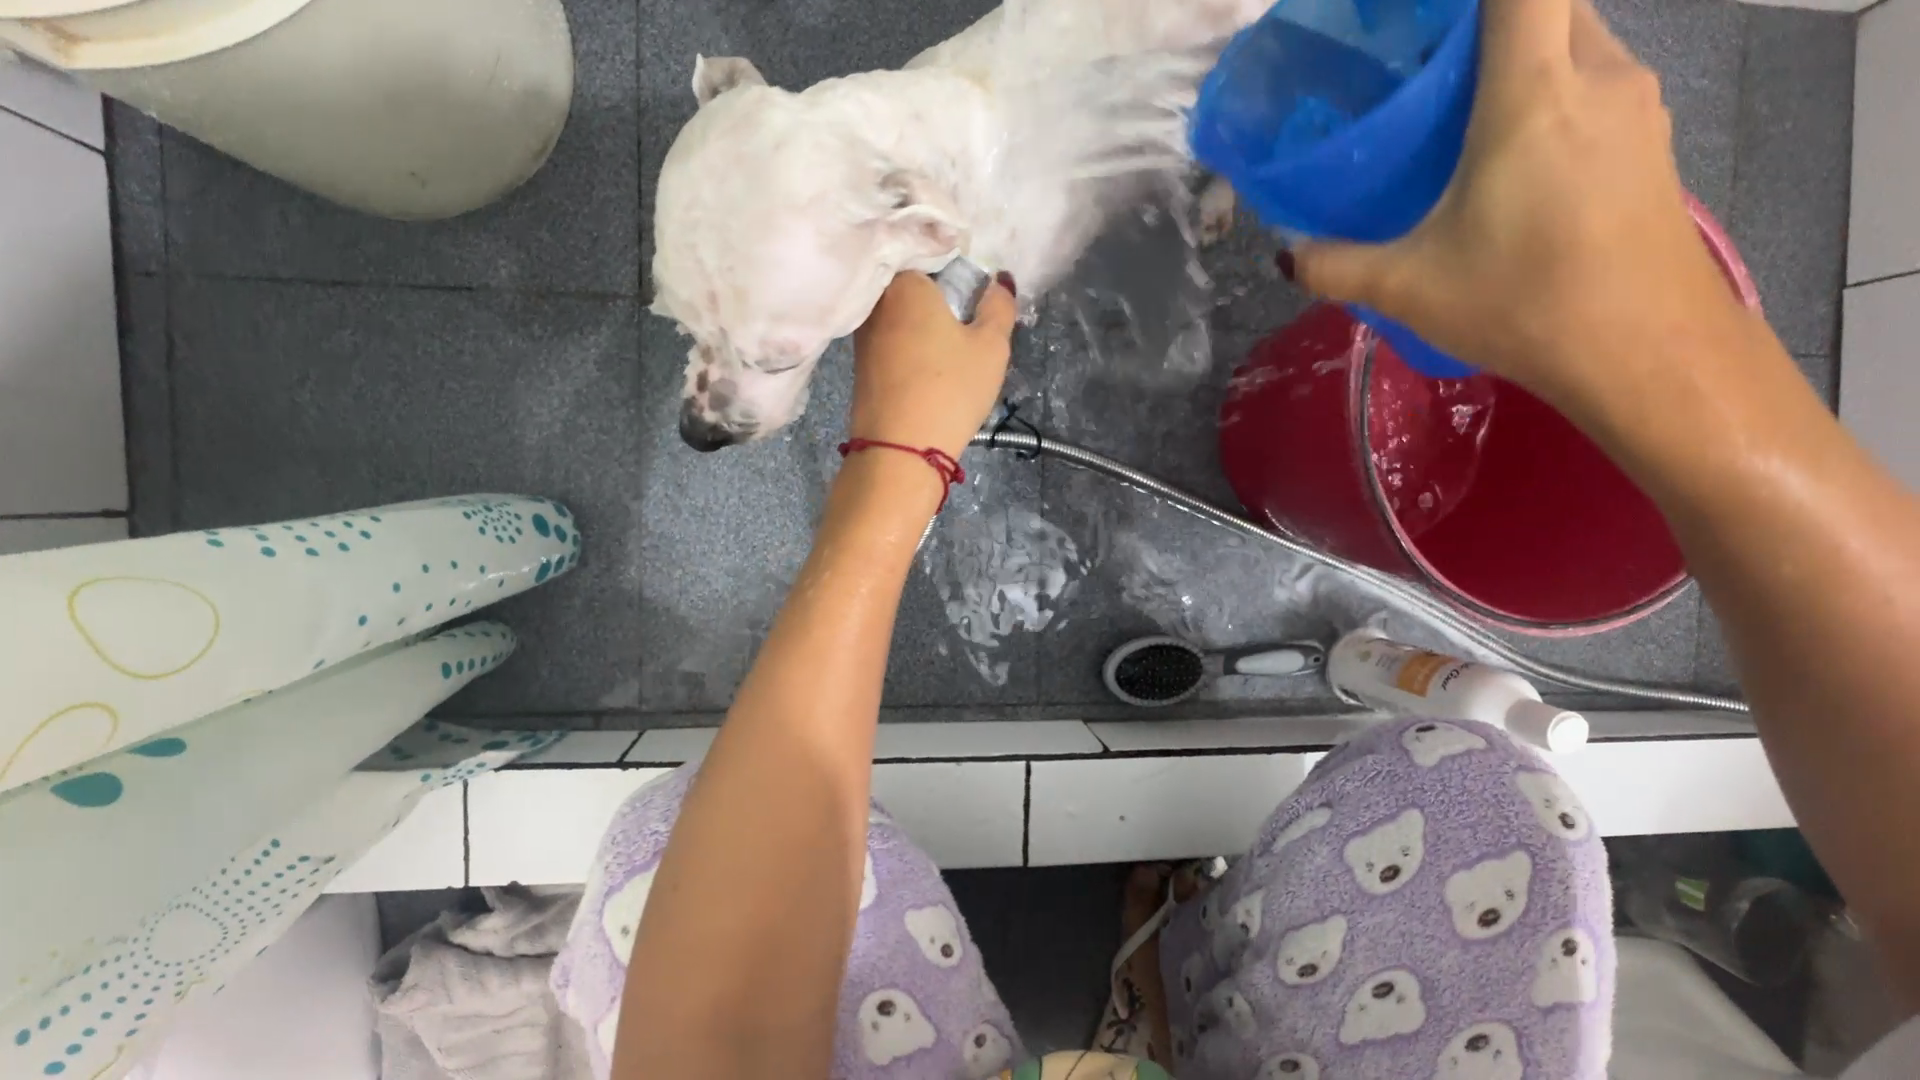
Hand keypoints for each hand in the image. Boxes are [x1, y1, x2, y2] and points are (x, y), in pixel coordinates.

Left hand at [850, 272, 1017, 459]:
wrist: (900, 450)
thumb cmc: (950, 389)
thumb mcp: (991, 347)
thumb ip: (999, 307)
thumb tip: (999, 281)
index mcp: (906, 283)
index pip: (933, 256)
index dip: (958, 272)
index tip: (975, 295)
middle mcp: (876, 301)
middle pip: (914, 287)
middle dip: (938, 299)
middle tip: (966, 325)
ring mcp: (862, 334)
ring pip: (900, 317)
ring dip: (922, 326)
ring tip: (949, 350)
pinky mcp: (859, 365)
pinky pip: (890, 342)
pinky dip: (908, 348)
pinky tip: (926, 369)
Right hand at [1291, 0, 1748, 401]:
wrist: (1648, 352)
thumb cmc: (1524, 303)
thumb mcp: (1409, 288)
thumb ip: (1336, 265)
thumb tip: (1288, 257)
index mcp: (1533, 92)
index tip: (1419, 22)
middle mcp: (1598, 74)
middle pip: (1549, 3)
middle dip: (1487, 20)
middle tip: (1422, 66)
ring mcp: (1636, 104)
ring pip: (1578, 38)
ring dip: (1523, 53)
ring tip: (1459, 107)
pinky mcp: (1651, 139)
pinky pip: (1597, 79)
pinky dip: (1553, 87)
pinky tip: (1512, 152)